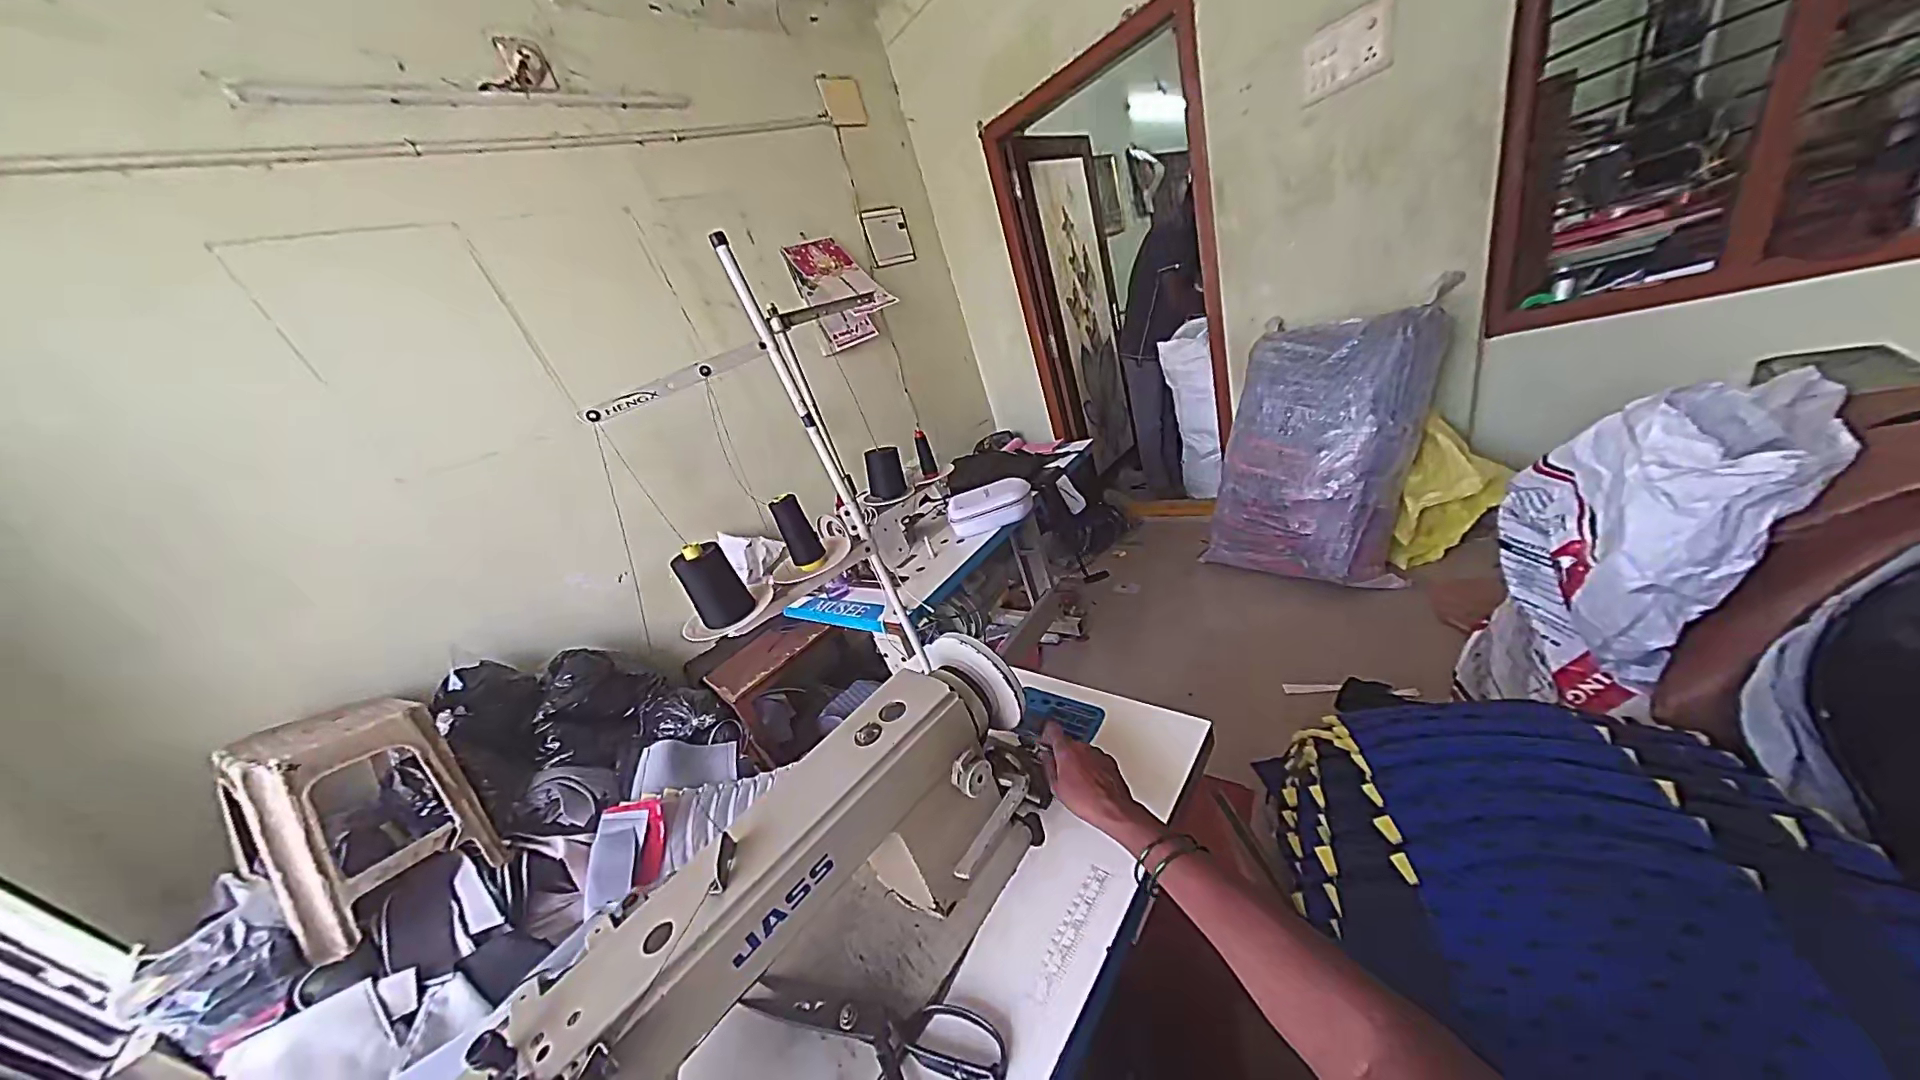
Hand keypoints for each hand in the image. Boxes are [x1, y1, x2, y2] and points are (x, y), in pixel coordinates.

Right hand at [1041, 723, 1159, 854]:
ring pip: (1082, 751)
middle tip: (1059, 769)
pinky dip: (1090, 767)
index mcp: (1067, 750)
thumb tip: (1046, 758)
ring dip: (1078, 761)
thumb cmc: (1087, 800)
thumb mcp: (1056, 787)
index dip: (1047, 733)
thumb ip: (1048, 766)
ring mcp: (1097, 753)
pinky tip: (1088, 783)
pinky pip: (1095, 759)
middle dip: (1063, 753)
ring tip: (1075, 781)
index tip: (1044, 739)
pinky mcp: (1109, 761)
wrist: (1113, 809)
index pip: (1053, 729)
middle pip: (1068, 742)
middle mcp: (1083, 747)